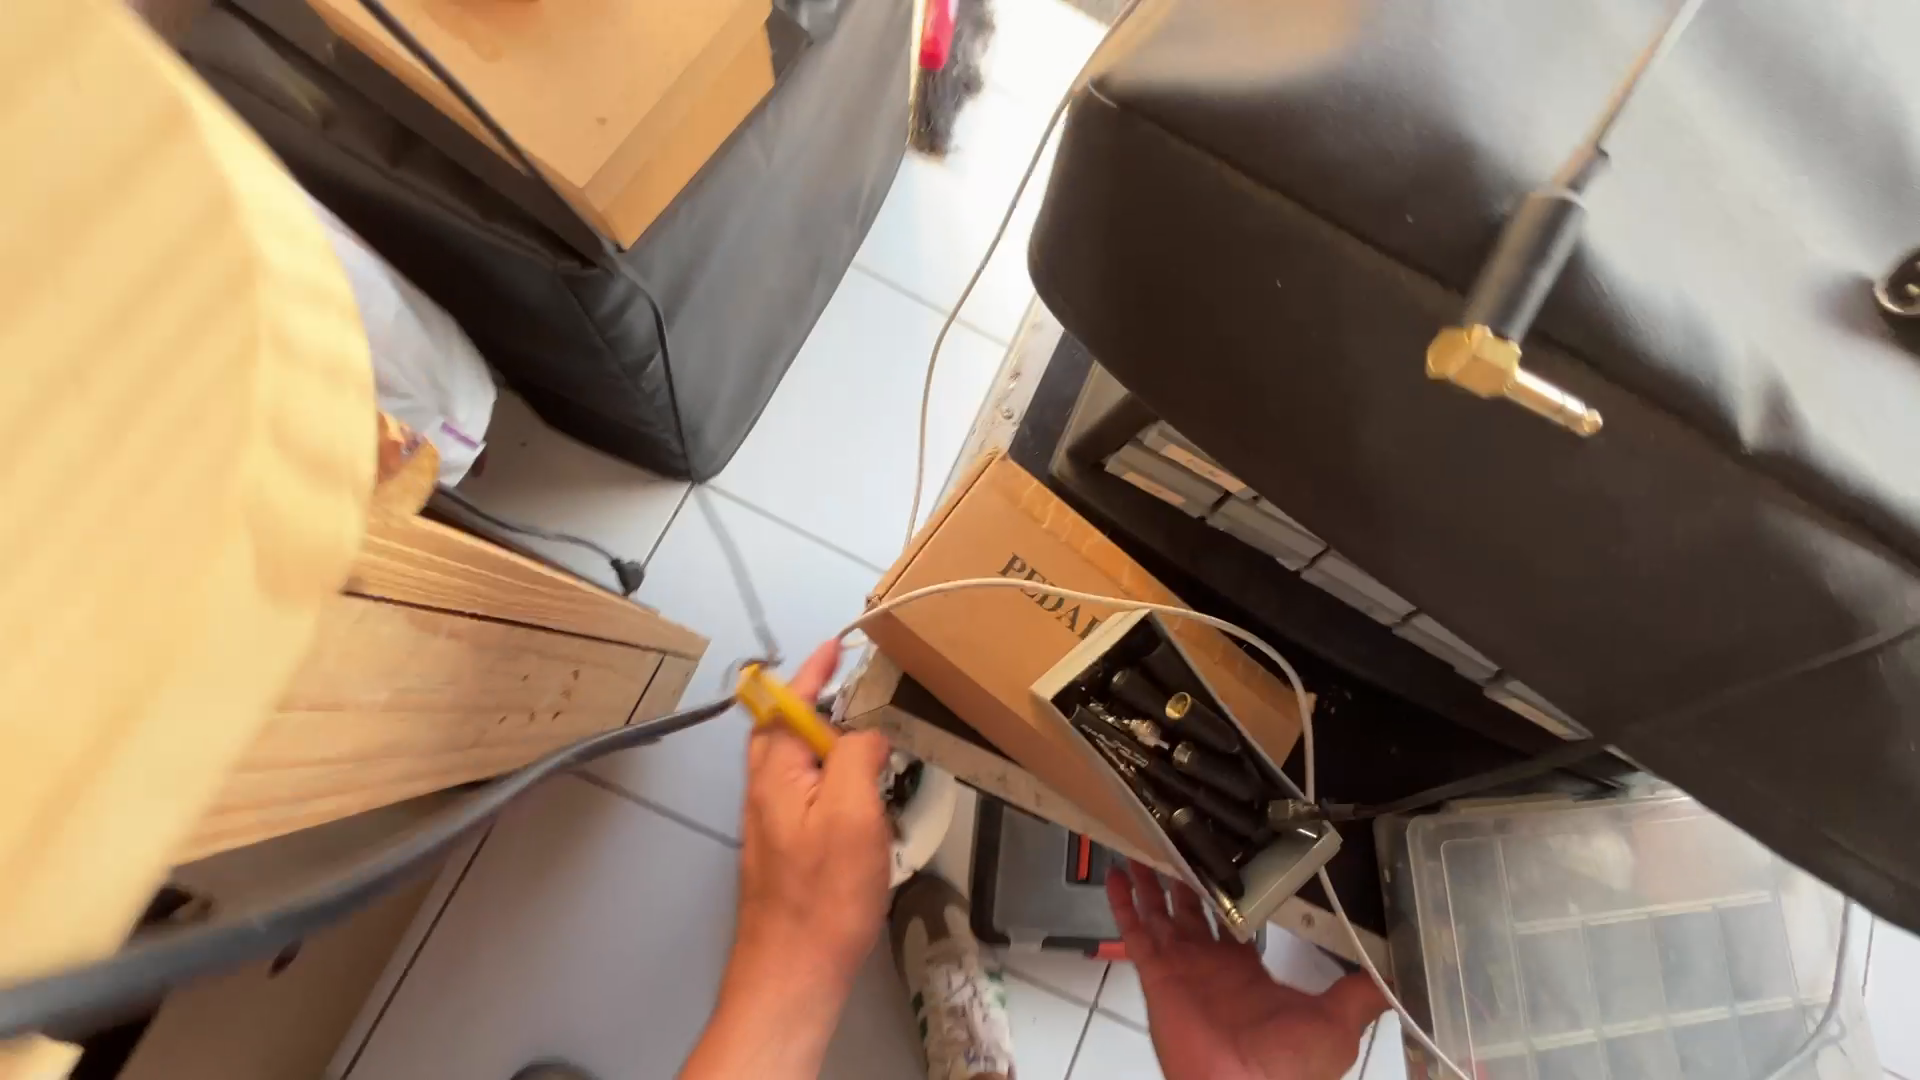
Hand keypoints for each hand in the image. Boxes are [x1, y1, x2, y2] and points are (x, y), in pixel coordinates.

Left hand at [730, 640, 893, 994]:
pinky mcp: (786, 848)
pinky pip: (808, 790)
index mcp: (776, 774)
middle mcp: (766, 791)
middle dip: (815, 700)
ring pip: (798, 761)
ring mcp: (772, 822)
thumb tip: (866, 733)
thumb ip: (856, 757)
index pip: (790, 704)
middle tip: (854, 688)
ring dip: (826, 737)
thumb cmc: (824, 895)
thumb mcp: (852, 813)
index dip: (814, 671)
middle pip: (785, 728)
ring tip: (867, 735)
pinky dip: (832, 772)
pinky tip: (861, 792)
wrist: (792, 975)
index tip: (837, 644)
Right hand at [1108, 861, 1386, 1079]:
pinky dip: (1122, 903)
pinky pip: (1133, 932)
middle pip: (1188, 906)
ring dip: (1149, 879)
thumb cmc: (1290, 1067)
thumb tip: (1396, 971)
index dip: (1224, 886)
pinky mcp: (1156, 973)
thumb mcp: (1335, 1025)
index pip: (1230, 915)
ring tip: (1140, 841)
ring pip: (1158, 910)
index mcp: (1244, 967)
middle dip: (1180, 874)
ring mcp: (1179, 965)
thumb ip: (1358, 993)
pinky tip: (1115, 875)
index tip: (1223, 852)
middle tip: (1175, 835)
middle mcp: (1207, 960)